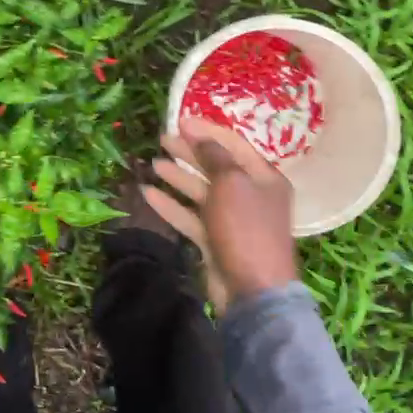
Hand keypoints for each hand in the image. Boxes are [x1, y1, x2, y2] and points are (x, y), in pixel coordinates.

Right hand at [143, 117, 299, 310]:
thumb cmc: (246, 228)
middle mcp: (250, 195)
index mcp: (264, 178)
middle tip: (163, 138)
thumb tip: (201, 137)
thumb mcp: (232, 184)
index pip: (234, 145)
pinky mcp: (215, 240)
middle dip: (189, 152)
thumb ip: (214, 156)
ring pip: (200, 191)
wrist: (253, 292)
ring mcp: (232, 219)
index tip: (180, 121)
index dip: (207, 131)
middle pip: (215, 166)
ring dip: (177, 177)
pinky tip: (148, 194)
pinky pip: (191, 216)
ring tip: (153, 163)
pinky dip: (171, 205)